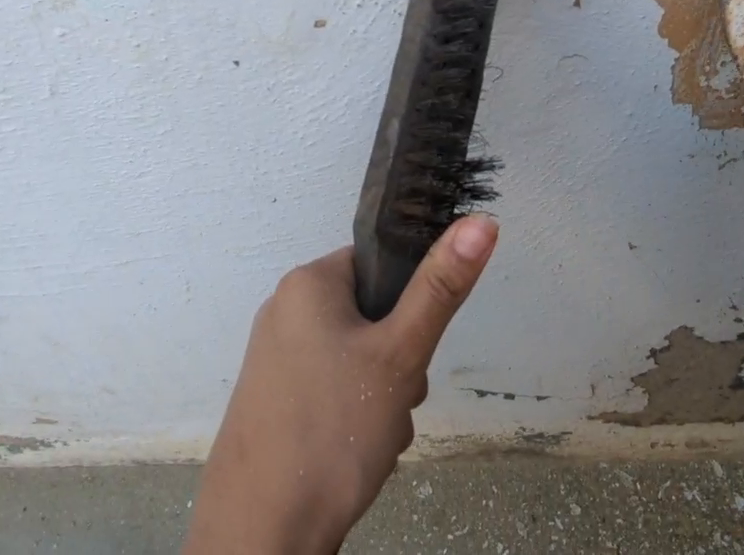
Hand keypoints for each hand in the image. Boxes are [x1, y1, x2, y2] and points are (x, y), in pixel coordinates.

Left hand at [183, 215, 498, 554]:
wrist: (262, 530)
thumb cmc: (333, 428)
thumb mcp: (401, 354)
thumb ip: (441, 287)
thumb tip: (481, 220)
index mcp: (308, 283)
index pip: (379, 264)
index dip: (409, 301)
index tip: (416, 345)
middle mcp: (284, 311)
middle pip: (371, 316)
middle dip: (398, 361)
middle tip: (396, 398)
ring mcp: (275, 359)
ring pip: (358, 359)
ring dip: (383, 394)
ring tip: (376, 433)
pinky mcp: (273, 401)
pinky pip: (333, 390)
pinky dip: (355, 416)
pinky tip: (357, 452)